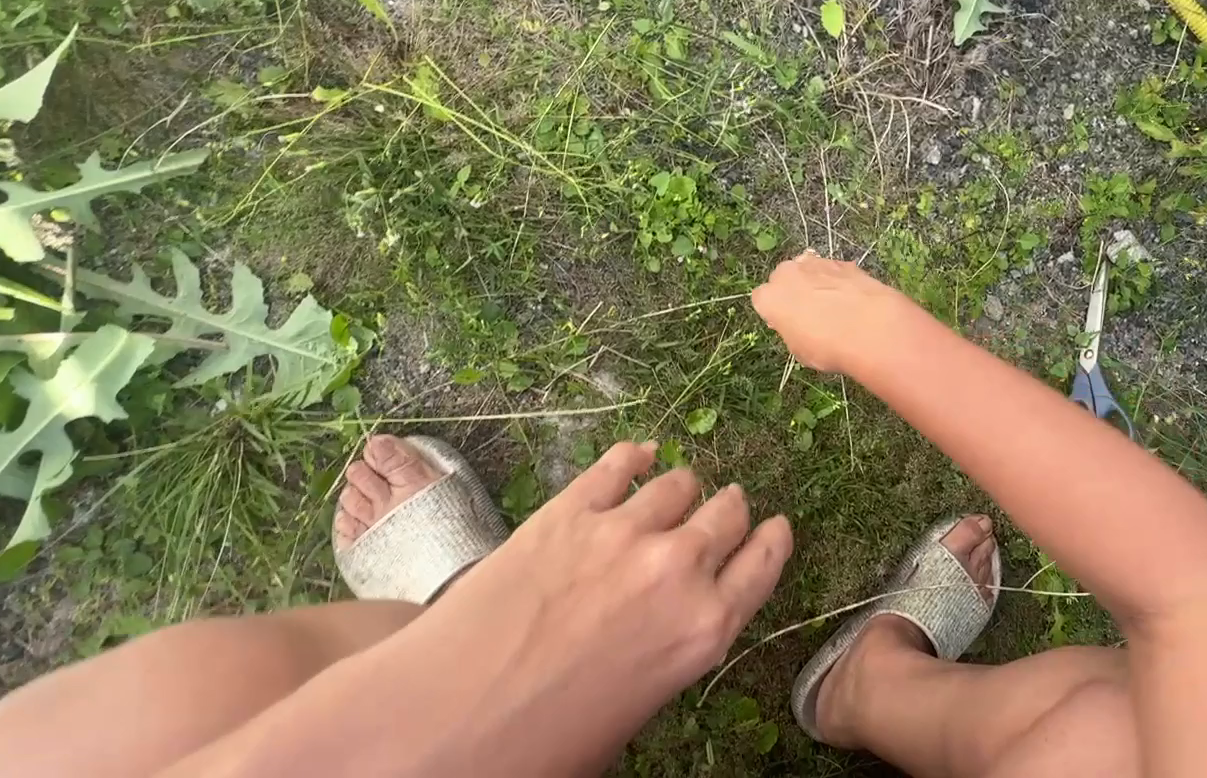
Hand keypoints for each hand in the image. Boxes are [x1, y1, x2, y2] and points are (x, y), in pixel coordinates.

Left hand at [419, 442, 792, 769]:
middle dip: (727, 512)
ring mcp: (624, 531)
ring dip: (680, 490)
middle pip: (729, 512)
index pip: (765, 560)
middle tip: (714, 515)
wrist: (435, 728)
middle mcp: (678, 569)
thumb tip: (674, 614)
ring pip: (681, 482)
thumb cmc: (539, 749)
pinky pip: (620, 462)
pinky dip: (635, 457)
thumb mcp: (635, 709)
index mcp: (704, 629)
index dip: (771, 537)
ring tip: (665, 497)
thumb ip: (673, 646)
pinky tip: (637, 458)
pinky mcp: (571, 509)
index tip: (770, 527)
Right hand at [751, 252, 920, 373]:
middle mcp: (788, 274)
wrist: (870, 328)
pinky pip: (833, 270)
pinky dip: (838, 280)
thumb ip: (792, 330)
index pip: (763, 300)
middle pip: (784, 278)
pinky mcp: (843, 262)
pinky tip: (851, 298)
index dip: (776, 312)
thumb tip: (799, 323)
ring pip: (808, 270)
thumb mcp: (800, 350)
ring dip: (815, 282)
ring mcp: (816, 264)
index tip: (789, 324)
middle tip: (810, 313)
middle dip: (793, 291)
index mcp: (769, 297)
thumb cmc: (827, 346)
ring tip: (833, 305)